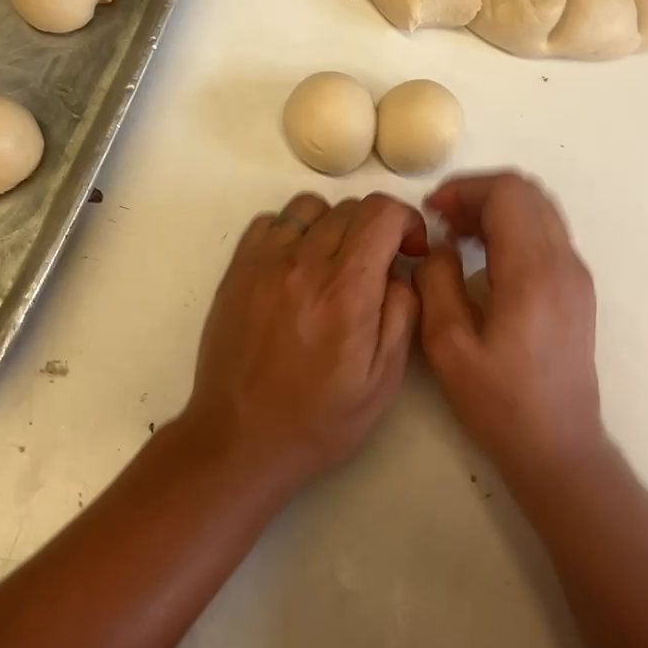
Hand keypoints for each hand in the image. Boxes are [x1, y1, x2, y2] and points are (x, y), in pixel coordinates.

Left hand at [182, 192, 428, 489]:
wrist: (240, 440)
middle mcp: (303, 264)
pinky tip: (298, 266)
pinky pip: (270, 222)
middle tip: (379, 266)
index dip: (407, 222)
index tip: (410, 251)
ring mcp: (264, 263)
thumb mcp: (382, 380)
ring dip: (334, 225)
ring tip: (336, 263)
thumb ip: (402, 313)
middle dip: (376, 228)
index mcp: (346, 291)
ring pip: (310, 207)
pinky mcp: (237, 271)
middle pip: (350, 208)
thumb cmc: (319, 419)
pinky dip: (293, 231)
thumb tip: (401, 270)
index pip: (382, 213)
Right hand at [415, 172, 602, 469]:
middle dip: (479, 194)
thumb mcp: (448, 346)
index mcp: (533, 272)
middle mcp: (564, 263)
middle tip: (441, 221)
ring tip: (458, 237)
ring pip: (540, 210)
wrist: (557, 446)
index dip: (464, 189)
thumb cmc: (499, 402)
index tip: (431, 212)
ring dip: (497, 210)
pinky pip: (547, 235)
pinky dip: (514, 229)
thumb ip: (437, 283)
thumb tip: (439, 247)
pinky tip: (484, 259)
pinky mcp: (578, 290)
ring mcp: (577, 276)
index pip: (507, 193)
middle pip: (527, 192)